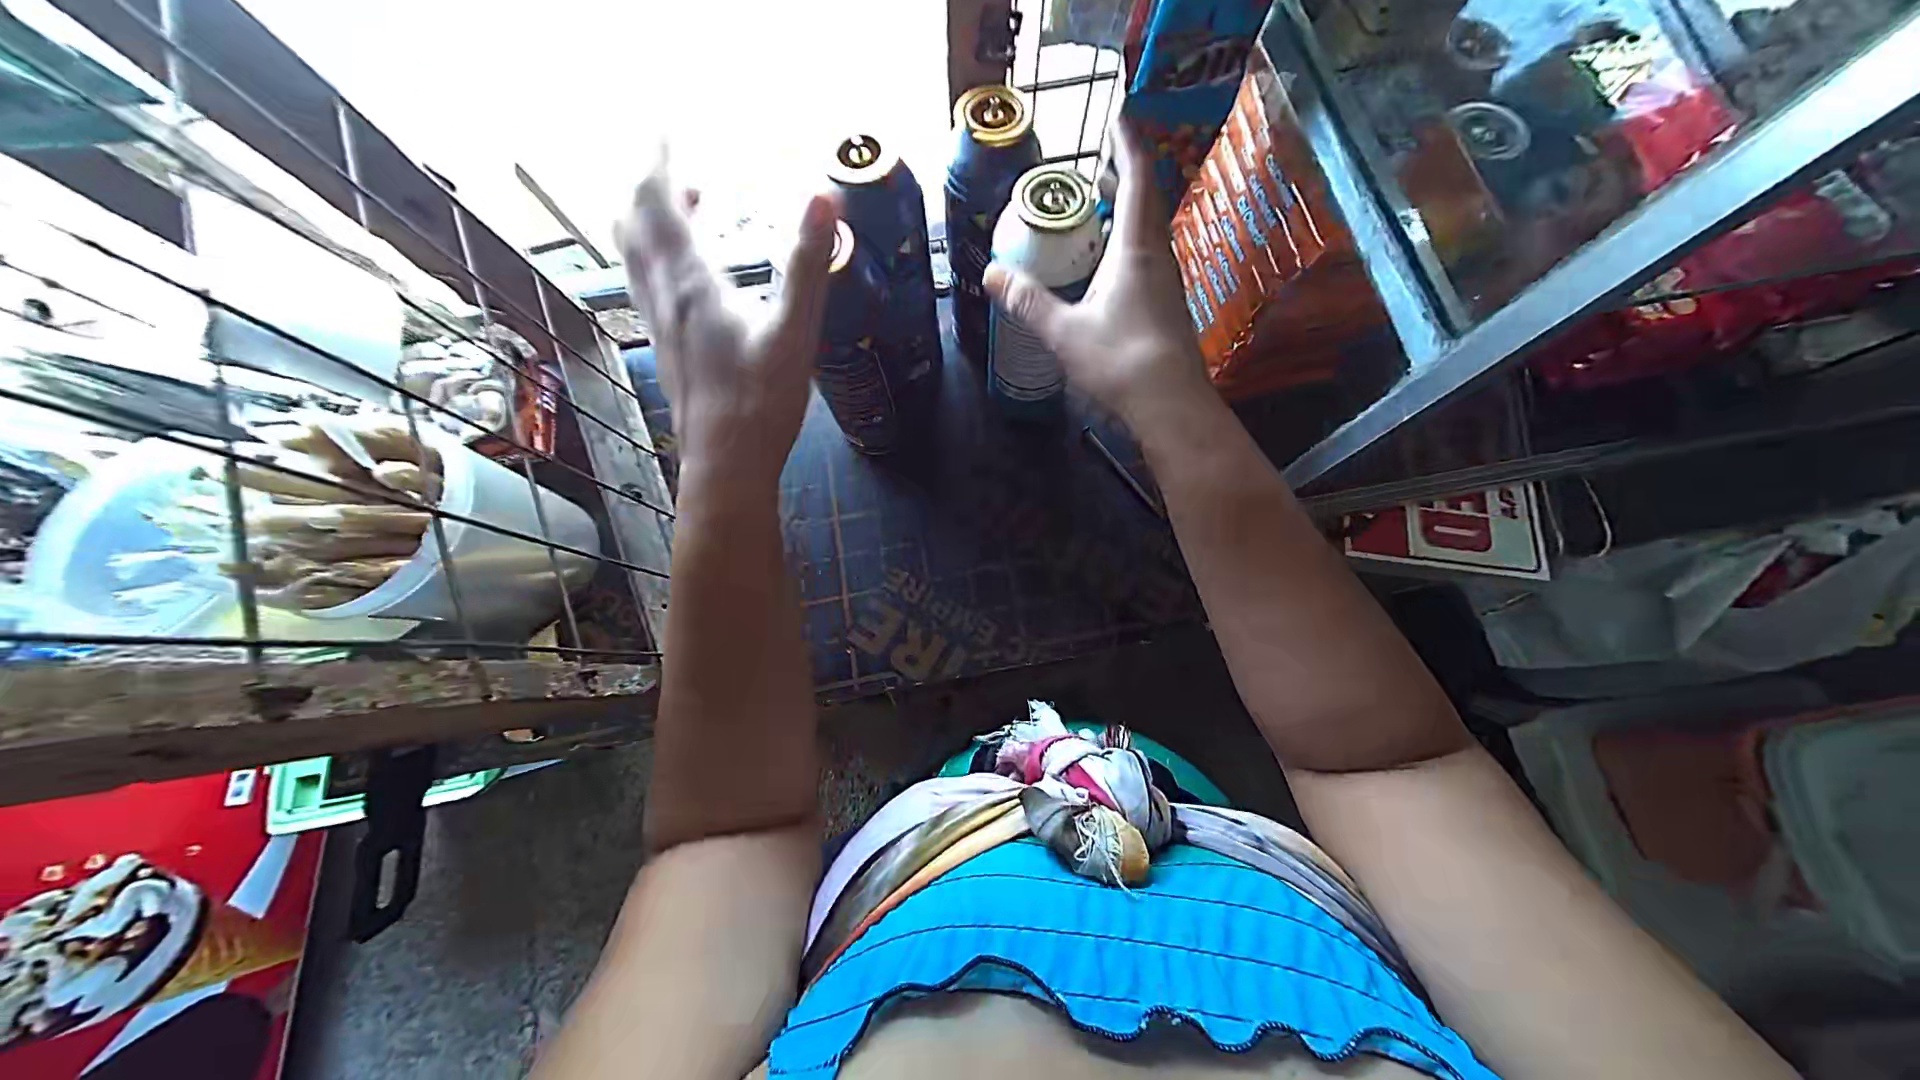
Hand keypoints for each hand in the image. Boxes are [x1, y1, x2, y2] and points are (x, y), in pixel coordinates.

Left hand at [617, 151, 837, 488]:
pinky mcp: (665, 349)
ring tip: (675, 206)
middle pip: (635, 221)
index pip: (658, 200)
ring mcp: (659, 324)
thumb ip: (809, 264)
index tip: (666, 127)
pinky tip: (681, 275)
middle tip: (674, 163)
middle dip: (648, 182)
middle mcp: (664, 296)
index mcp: (692, 283)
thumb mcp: (796, 332)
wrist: (726, 465)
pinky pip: (645, 285)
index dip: (659, 158)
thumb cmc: (762, 403)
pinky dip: (653, 257)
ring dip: (646, 219)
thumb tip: (824, 197)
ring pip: (634, 255)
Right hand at [984, 121, 1212, 425]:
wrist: (1170, 404)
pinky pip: (1147, 259)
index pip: (1137, 178)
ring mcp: (1167, 283)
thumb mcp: (1065, 331)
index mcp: (1136, 248)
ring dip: (1125, 212)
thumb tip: (992, 275)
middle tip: (1093, 168)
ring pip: (1148, 231)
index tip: (1115, 118)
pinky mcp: (1166, 306)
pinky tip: (1106, 266)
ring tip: (1095, 212)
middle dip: (1122, 176)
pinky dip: (1126, 245)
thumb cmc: (1120, 361)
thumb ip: (1029, 302)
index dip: (1126, 144)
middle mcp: (1158, 256)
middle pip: (1145, 200)